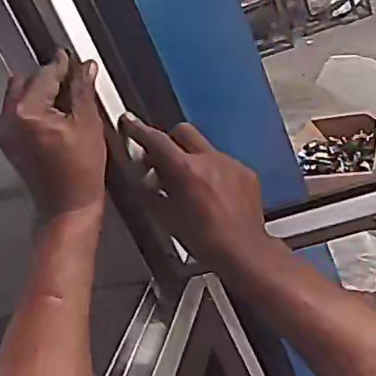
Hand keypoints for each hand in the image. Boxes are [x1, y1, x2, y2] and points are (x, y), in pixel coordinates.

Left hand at [0, 51, 106, 218]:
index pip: (45, 74)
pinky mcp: (9, 143)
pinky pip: (19, 113)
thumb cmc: (79, 174)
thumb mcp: (88, 124)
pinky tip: (58, 117)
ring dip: (41, 92)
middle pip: (27, 81)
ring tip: (67, 101)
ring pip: (20, 96)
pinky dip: (35, 108)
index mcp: (27, 113)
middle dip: (50, 78)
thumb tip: (85, 68)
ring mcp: (6, 133)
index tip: (72, 58)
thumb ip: (83, 90)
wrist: (68, 205)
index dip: (63, 64)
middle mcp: (9, 121)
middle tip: (74, 79)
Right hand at [119, 115, 280, 269]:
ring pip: (205, 148)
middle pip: (182, 132)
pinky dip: (213, 171)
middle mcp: (210, 160)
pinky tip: (212, 194)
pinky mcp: (246, 172)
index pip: (157, 140)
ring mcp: (231, 164)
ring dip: (192, 159)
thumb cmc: (207, 242)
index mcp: (187, 171)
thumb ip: (151, 192)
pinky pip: (224, 162)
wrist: (244, 251)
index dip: (139, 130)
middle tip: (161, 161)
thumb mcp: (167, 218)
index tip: (130, 124)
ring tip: (189, 186)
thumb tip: (144, 179)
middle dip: (169, 142)